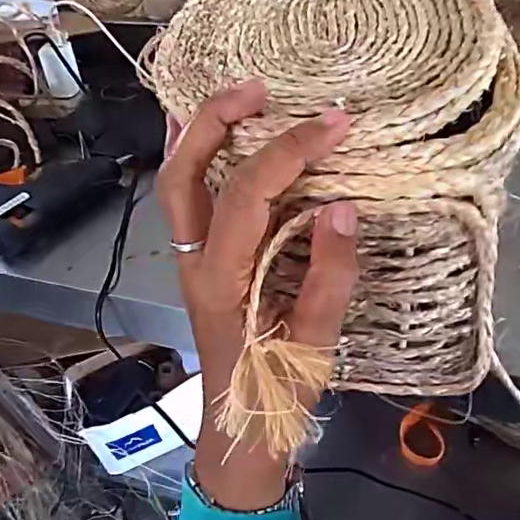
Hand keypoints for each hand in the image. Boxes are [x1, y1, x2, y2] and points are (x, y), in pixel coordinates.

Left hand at [158, 81, 358, 508]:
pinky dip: (202, 161)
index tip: (336, 123)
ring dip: (200, 135)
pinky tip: (226, 143)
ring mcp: (192, 262)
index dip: (292, 151)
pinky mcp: (203, 264)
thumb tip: (342, 206)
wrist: (240, 432)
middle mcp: (194, 262)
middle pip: (181, 175)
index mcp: (222, 279)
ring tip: (241, 98)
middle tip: (260, 87)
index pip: (249, 194)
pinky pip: (191, 201)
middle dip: (214, 121)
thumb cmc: (278, 393)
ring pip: (177, 184)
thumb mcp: (316, 343)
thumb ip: (330, 276)